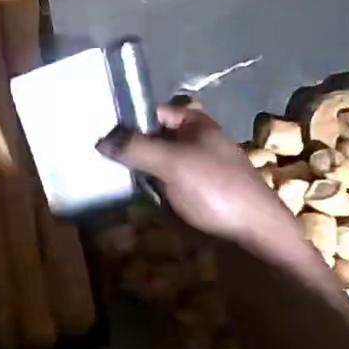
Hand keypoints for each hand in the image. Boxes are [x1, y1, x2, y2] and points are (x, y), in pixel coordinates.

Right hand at [98, 103, 294, 246]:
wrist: (252, 235)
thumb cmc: (216, 189)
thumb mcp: (173, 162)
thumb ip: (136, 148)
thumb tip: (100, 140)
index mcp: (195, 125)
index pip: (154, 113)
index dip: (130, 120)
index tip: (101, 133)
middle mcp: (194, 145)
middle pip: (151, 141)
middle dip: (127, 150)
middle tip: (96, 159)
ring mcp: (192, 173)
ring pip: (153, 168)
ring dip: (133, 175)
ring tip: (103, 179)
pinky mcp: (190, 199)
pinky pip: (159, 191)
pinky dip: (144, 195)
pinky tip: (126, 200)